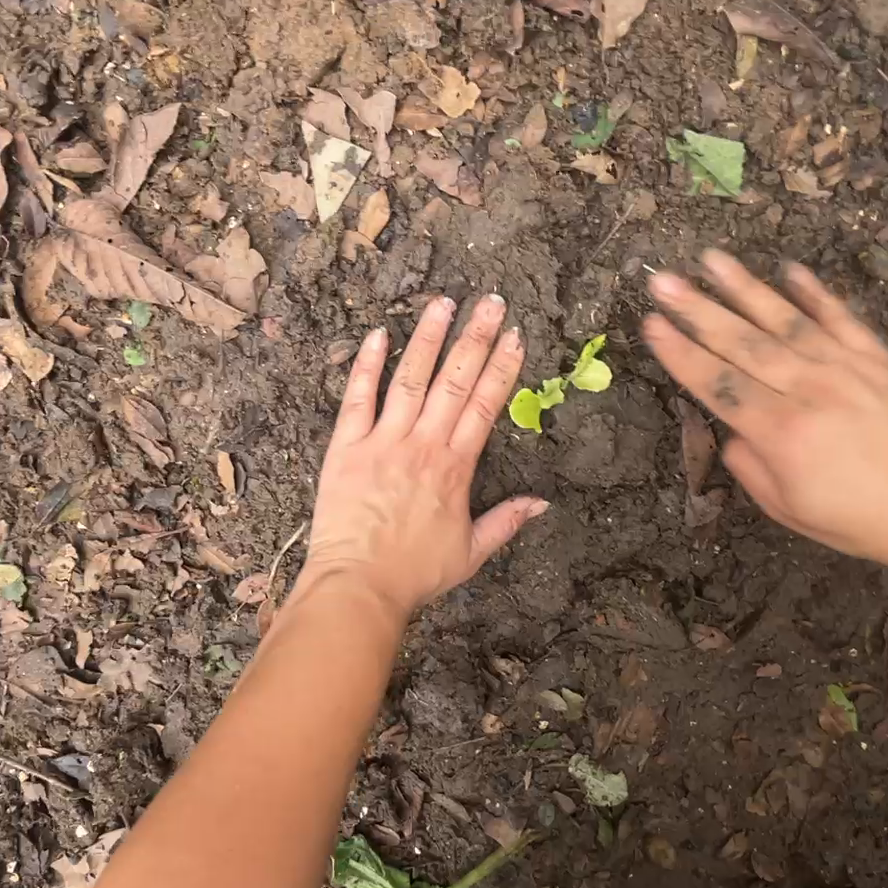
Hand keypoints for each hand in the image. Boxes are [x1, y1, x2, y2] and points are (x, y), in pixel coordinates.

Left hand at [299, 295, 548, 618]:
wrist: (358, 585)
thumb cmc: (415, 573)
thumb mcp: (471, 552)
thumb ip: (506, 521)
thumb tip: (541, 502)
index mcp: (455, 467)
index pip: (485, 405)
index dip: (502, 368)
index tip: (515, 336)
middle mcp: (423, 444)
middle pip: (454, 381)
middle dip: (475, 338)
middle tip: (490, 302)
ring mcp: (383, 441)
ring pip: (410, 379)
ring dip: (428, 339)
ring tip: (444, 302)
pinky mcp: (346, 447)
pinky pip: (357, 398)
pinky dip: (367, 366)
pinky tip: (378, 335)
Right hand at [642, 251, 887, 576]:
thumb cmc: (859, 522)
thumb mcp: (788, 509)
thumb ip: (750, 464)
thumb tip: (734, 428)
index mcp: (783, 434)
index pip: (718, 385)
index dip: (680, 354)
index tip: (651, 325)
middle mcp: (811, 390)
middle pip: (743, 343)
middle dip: (696, 309)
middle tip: (661, 281)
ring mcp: (848, 370)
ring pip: (785, 321)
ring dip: (744, 288)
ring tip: (710, 259)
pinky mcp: (879, 362)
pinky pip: (841, 320)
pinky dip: (815, 294)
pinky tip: (790, 270)